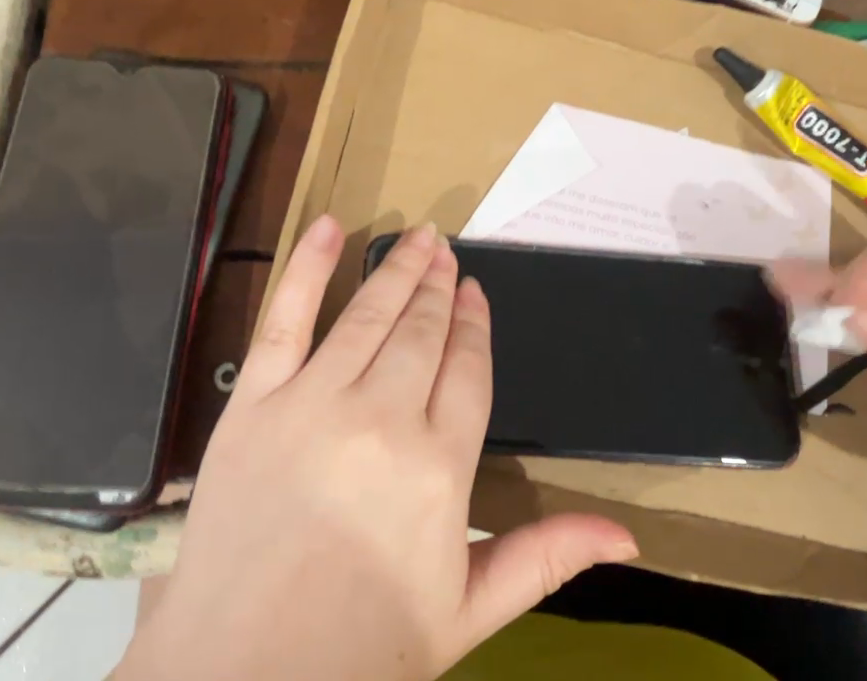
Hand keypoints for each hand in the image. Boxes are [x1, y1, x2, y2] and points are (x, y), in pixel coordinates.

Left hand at [119, 219, 635, 680]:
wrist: (241, 676)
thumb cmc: (359, 651)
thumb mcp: (466, 613)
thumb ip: (543, 559)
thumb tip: (625, 535)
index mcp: (440, 465)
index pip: (467, 368)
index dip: (474, 325)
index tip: (476, 291)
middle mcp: (382, 418)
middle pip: (421, 332)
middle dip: (438, 287)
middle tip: (447, 251)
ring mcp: (312, 403)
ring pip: (367, 317)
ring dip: (395, 271)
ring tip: (415, 239)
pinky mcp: (253, 403)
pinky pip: (281, 319)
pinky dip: (307, 269)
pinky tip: (330, 229)